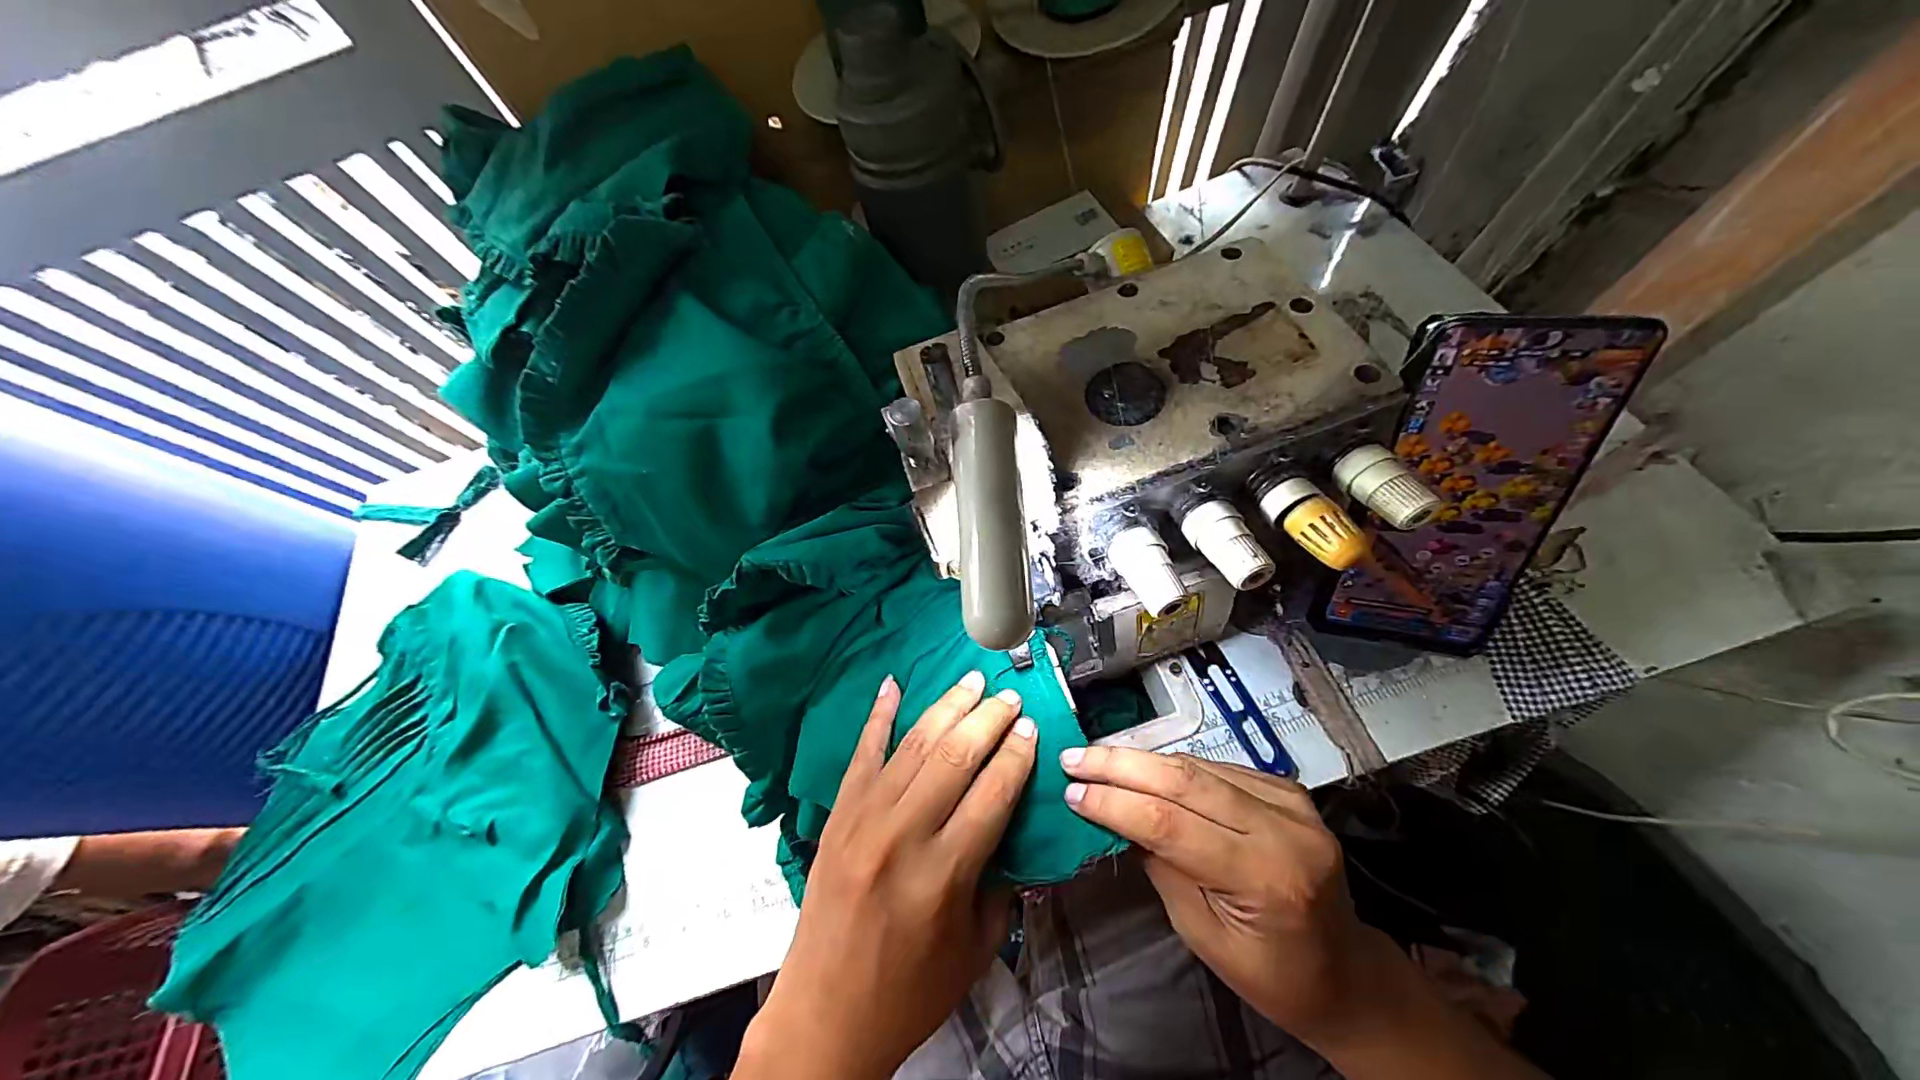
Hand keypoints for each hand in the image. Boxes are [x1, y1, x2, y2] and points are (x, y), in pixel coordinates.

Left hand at [737, 671, 1037, 1079]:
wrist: (824, 1015)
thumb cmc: (908, 992)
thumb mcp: (975, 949)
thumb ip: (1000, 885)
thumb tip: (1015, 832)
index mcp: (943, 874)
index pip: (992, 793)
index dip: (1017, 754)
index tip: (1032, 728)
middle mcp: (902, 835)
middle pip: (955, 757)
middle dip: (988, 719)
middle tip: (1010, 697)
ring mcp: (863, 820)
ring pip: (913, 745)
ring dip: (946, 707)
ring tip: (971, 681)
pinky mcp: (837, 816)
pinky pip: (861, 755)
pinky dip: (877, 717)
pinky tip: (893, 686)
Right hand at [1058, 747, 1371, 1037]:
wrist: (1348, 973)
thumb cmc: (1271, 974)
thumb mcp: (1202, 934)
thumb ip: (1161, 866)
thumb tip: (1113, 816)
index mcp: (1265, 877)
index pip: (1172, 823)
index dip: (1115, 802)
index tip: (1071, 791)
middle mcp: (1285, 829)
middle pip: (1186, 779)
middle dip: (1121, 765)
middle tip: (1074, 758)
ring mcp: (1293, 804)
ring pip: (1199, 766)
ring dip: (1143, 760)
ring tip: (1097, 759)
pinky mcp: (1290, 791)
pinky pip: (1219, 769)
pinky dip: (1175, 768)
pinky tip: (1145, 769)